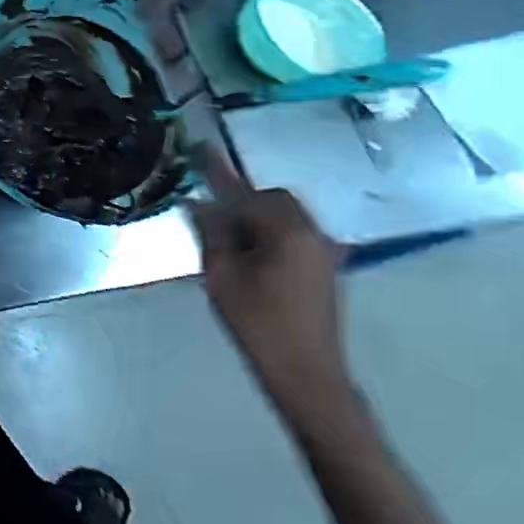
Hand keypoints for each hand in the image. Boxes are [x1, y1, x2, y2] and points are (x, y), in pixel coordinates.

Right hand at [189, 150, 349, 407]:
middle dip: (243, 199)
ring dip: (257, 217)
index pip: (246, 191)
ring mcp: (324, 250)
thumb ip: (211, 232)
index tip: (201, 149)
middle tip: (213, 217)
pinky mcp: (326, 267)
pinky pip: (295, 233)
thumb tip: (198, 202)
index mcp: (286, 231)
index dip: (220, 172)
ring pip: (286, 215)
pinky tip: (252, 256)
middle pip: (273, 198)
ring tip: (230, 242)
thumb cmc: (258, 323)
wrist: (307, 373)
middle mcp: (312, 232)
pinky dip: (271, 233)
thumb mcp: (222, 276)